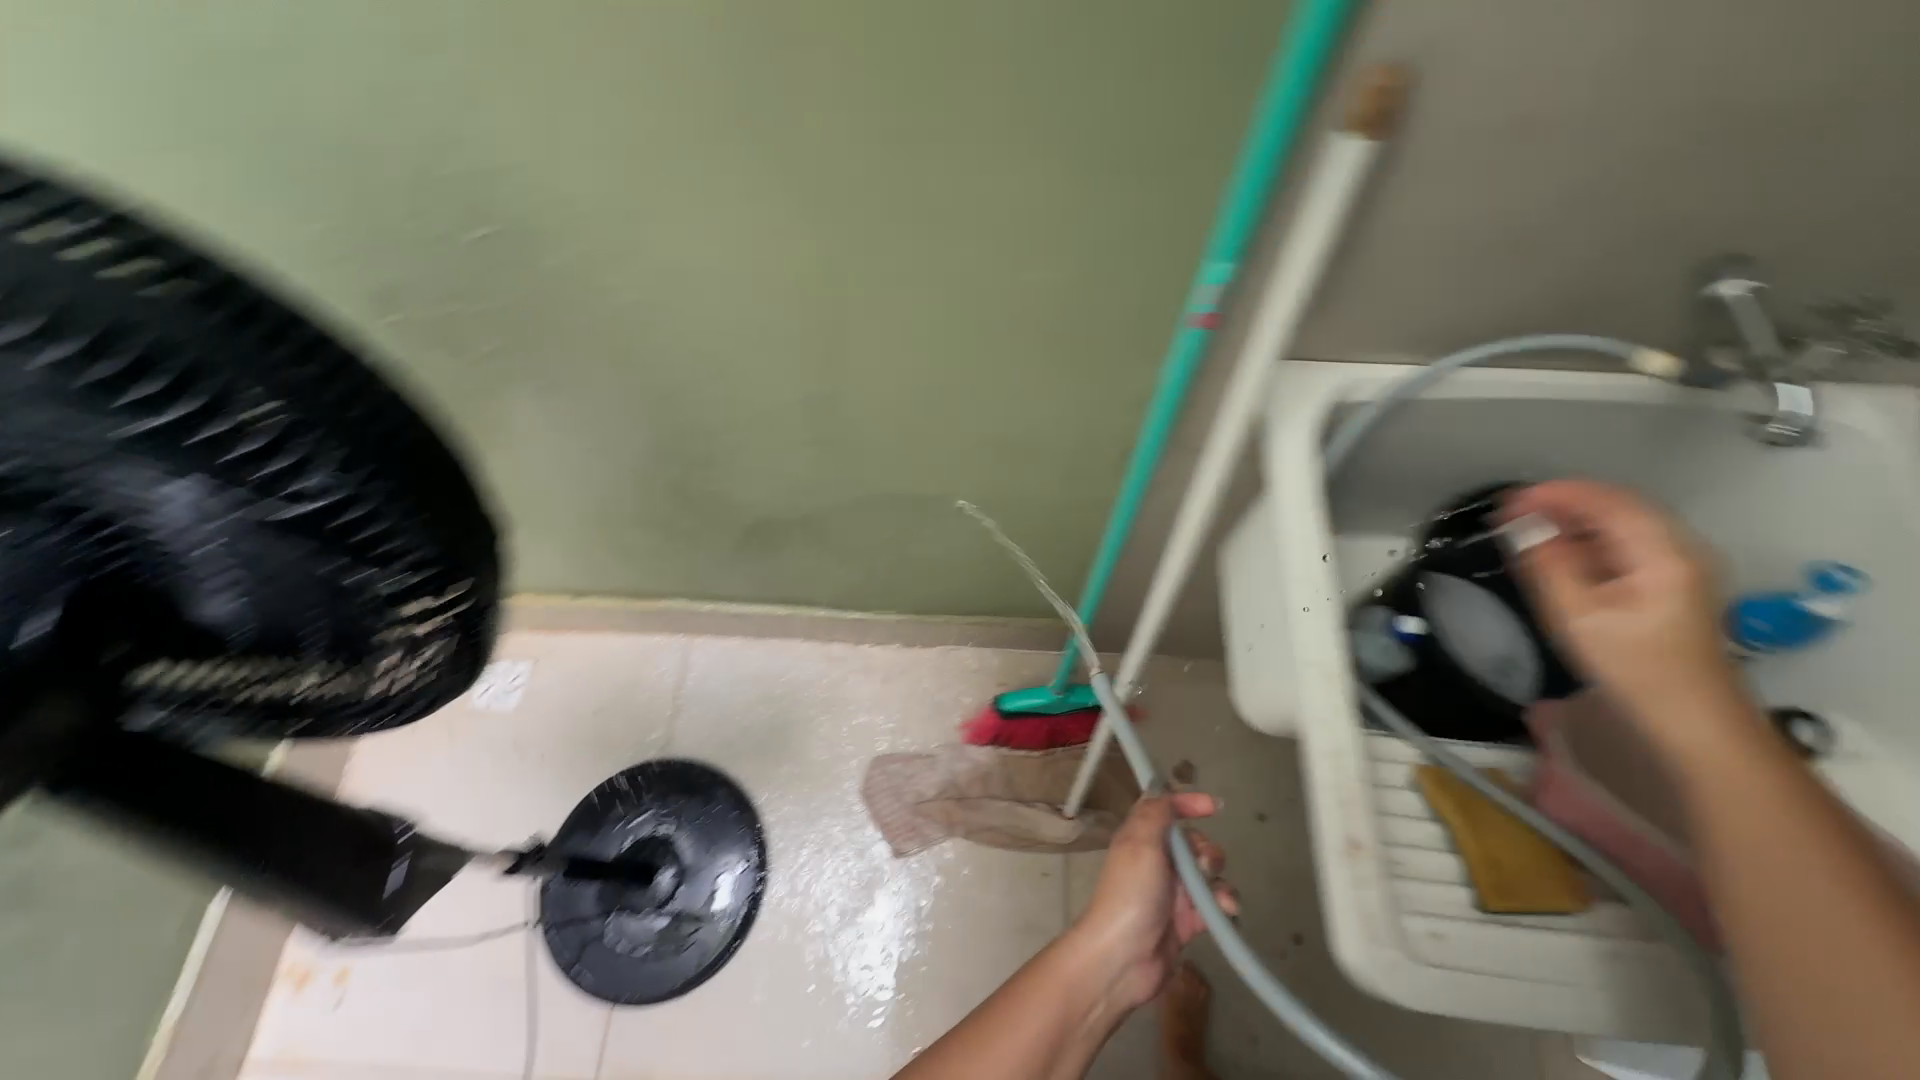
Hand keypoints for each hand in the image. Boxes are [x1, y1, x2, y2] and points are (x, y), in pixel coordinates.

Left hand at [1068, 792, 1235, 1011]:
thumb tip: (1163, 790)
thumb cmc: (1131, 893)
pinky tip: (1225, 910)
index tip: (1214, 807)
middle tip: (1203, 865)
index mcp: (1140, 838)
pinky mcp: (1187, 920)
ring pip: (1208, 874)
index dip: (1187, 803)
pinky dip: (1223, 904)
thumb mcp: (1140, 843)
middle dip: (1206, 849)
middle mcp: (1156, 861)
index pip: (1165, 809)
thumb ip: (1155, 813)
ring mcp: (1172, 892)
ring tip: (1216, 894)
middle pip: (1192, 842)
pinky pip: (1214, 903)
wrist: (1124, 957)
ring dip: (1218, 879)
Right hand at [1504, 480, 1747, 732]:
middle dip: (1563, 504)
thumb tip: (1522, 525)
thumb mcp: (1578, 616)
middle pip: (1618, 508)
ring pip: (1622, 527)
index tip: (1510, 502)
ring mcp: (1680, 568)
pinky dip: (1589, 543)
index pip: (1608, 501)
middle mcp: (1680, 550)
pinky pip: (1627, 548)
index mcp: (1663, 553)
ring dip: (1574, 522)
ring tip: (1528, 532)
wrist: (1693, 722)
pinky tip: (1560, 557)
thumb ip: (1548, 564)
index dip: (1557, 494)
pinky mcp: (1672, 586)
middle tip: (1513, 515)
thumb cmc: (1635, 669)